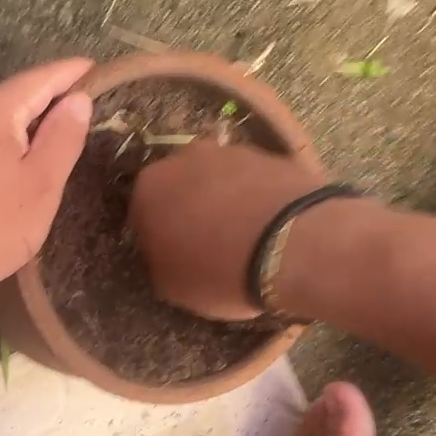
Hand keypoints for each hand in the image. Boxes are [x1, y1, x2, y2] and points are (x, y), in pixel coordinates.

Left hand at [0, 58, 92, 308]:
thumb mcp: (41, 186)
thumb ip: (63, 136)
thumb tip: (77, 98)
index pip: (38, 79)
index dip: (70, 74)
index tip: (95, 71)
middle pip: (9, 97)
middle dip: (43, 103)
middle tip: (75, 116)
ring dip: (14, 127)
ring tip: (40, 146)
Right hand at [130, 141, 329, 320]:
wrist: (294, 245)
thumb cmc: (217, 270)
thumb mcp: (170, 285)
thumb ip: (158, 261)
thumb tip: (165, 253)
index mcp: (148, 188)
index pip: (140, 213)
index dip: (155, 238)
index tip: (170, 257)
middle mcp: (184, 158)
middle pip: (180, 187)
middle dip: (188, 210)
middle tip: (204, 244)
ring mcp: (232, 151)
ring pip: (218, 180)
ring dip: (224, 201)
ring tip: (243, 237)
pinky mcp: (275, 154)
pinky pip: (255, 182)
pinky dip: (257, 199)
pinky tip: (269, 228)